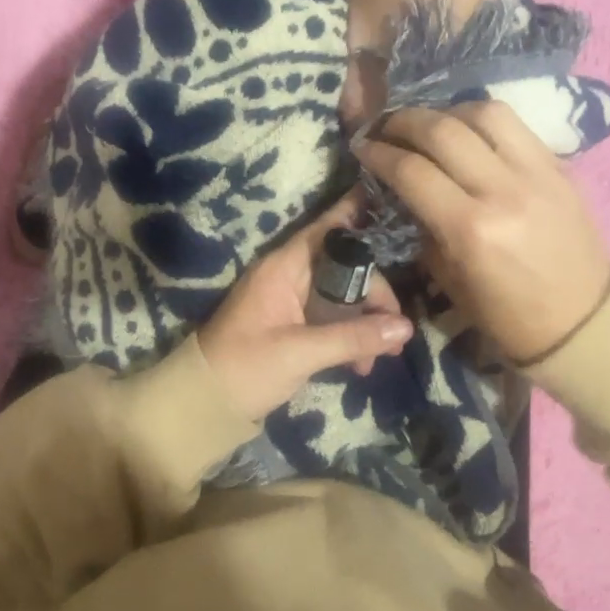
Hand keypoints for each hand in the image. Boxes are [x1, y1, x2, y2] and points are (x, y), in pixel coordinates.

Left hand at [196, 198, 413, 420]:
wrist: (204, 402)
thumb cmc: (245, 367)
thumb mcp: (300, 353)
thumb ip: (352, 337)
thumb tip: (404, 327)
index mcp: (283, 268)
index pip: (328, 230)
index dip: (359, 218)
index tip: (396, 208)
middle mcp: (289, 275)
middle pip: (345, 268)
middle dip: (375, 297)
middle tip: (397, 332)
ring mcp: (292, 300)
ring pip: (342, 296)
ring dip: (366, 322)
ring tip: (387, 355)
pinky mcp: (294, 325)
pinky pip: (332, 319)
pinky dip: (349, 336)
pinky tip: (363, 365)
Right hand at [354, 101, 609, 362]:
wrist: (583, 323)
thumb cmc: (506, 315)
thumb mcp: (448, 278)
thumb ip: (423, 225)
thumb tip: (400, 187)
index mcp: (471, 229)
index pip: (411, 170)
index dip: (378, 153)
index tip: (362, 147)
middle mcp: (503, 191)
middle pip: (442, 130)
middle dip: (403, 122)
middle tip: (386, 127)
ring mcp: (538, 173)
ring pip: (483, 113)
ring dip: (447, 112)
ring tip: (430, 124)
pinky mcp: (561, 167)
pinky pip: (515, 126)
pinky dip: (482, 121)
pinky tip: (467, 132)